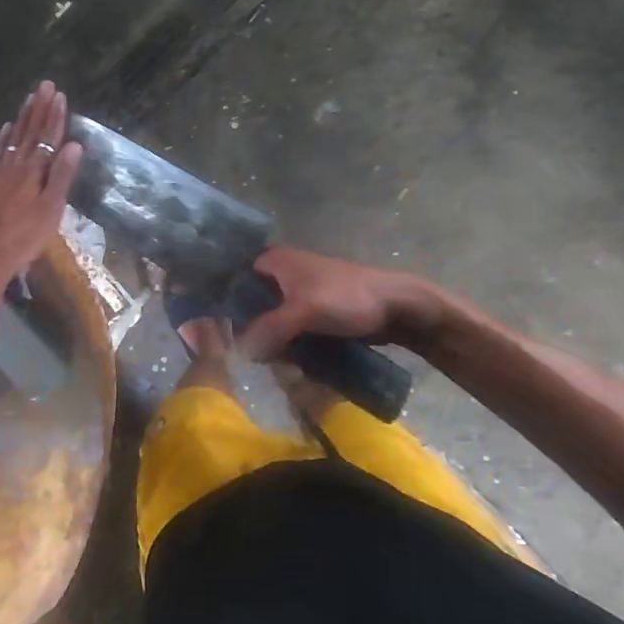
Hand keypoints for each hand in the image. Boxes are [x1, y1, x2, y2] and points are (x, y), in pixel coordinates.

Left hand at [0, 82, 83, 280]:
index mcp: (34, 171)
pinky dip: (3, 137)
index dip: (55, 116)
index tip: (60, 95)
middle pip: (30, 131)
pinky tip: (5, 127)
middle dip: (39, 108)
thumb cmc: (25, 237)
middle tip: (45, 85)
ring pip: (13, 137)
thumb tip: (74, 144)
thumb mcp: (51, 210)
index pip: (47, 137)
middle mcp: (16, 165)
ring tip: (29, 98)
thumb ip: (62, 176)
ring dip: (23, 117)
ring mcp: (0, 172)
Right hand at [239, 246, 466, 359]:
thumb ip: (269, 329)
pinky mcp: (316, 312)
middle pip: (253, 304)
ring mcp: (300, 293)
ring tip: (274, 363)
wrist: (399, 306)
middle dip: (252, 330)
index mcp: (274, 260)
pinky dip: (289, 344)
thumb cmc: (347, 298)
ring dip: (272, 341)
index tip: (224, 333)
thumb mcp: (303, 311)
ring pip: (273, 320)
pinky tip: (291, 363)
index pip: (235, 281)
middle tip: (253, 355)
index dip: (228, 305)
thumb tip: (240, 352)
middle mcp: (282, 273)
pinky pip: (292, 329)